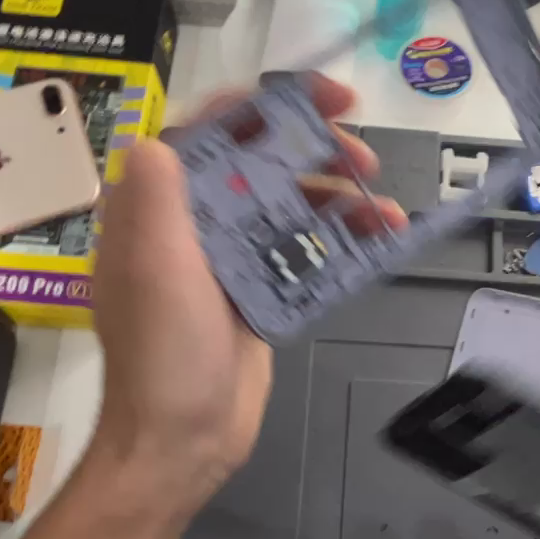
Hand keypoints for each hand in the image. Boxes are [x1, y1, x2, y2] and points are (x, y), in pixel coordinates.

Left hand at [84, 76, 403, 508]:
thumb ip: (158, 195)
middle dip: (314, 151)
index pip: (209, 133)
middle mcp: (192, 227)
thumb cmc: (163, 354)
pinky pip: (303, 255)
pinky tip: (378, 240)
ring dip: (338, 198)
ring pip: (288, 209)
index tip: (318, 99)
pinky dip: (340, 243)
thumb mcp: (154, 265)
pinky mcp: (259, 296)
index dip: (262, 105)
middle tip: (364, 152)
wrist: (181, 439)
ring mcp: (229, 263)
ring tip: (386, 205)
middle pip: (258, 165)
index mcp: (158, 209)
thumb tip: (160, 136)